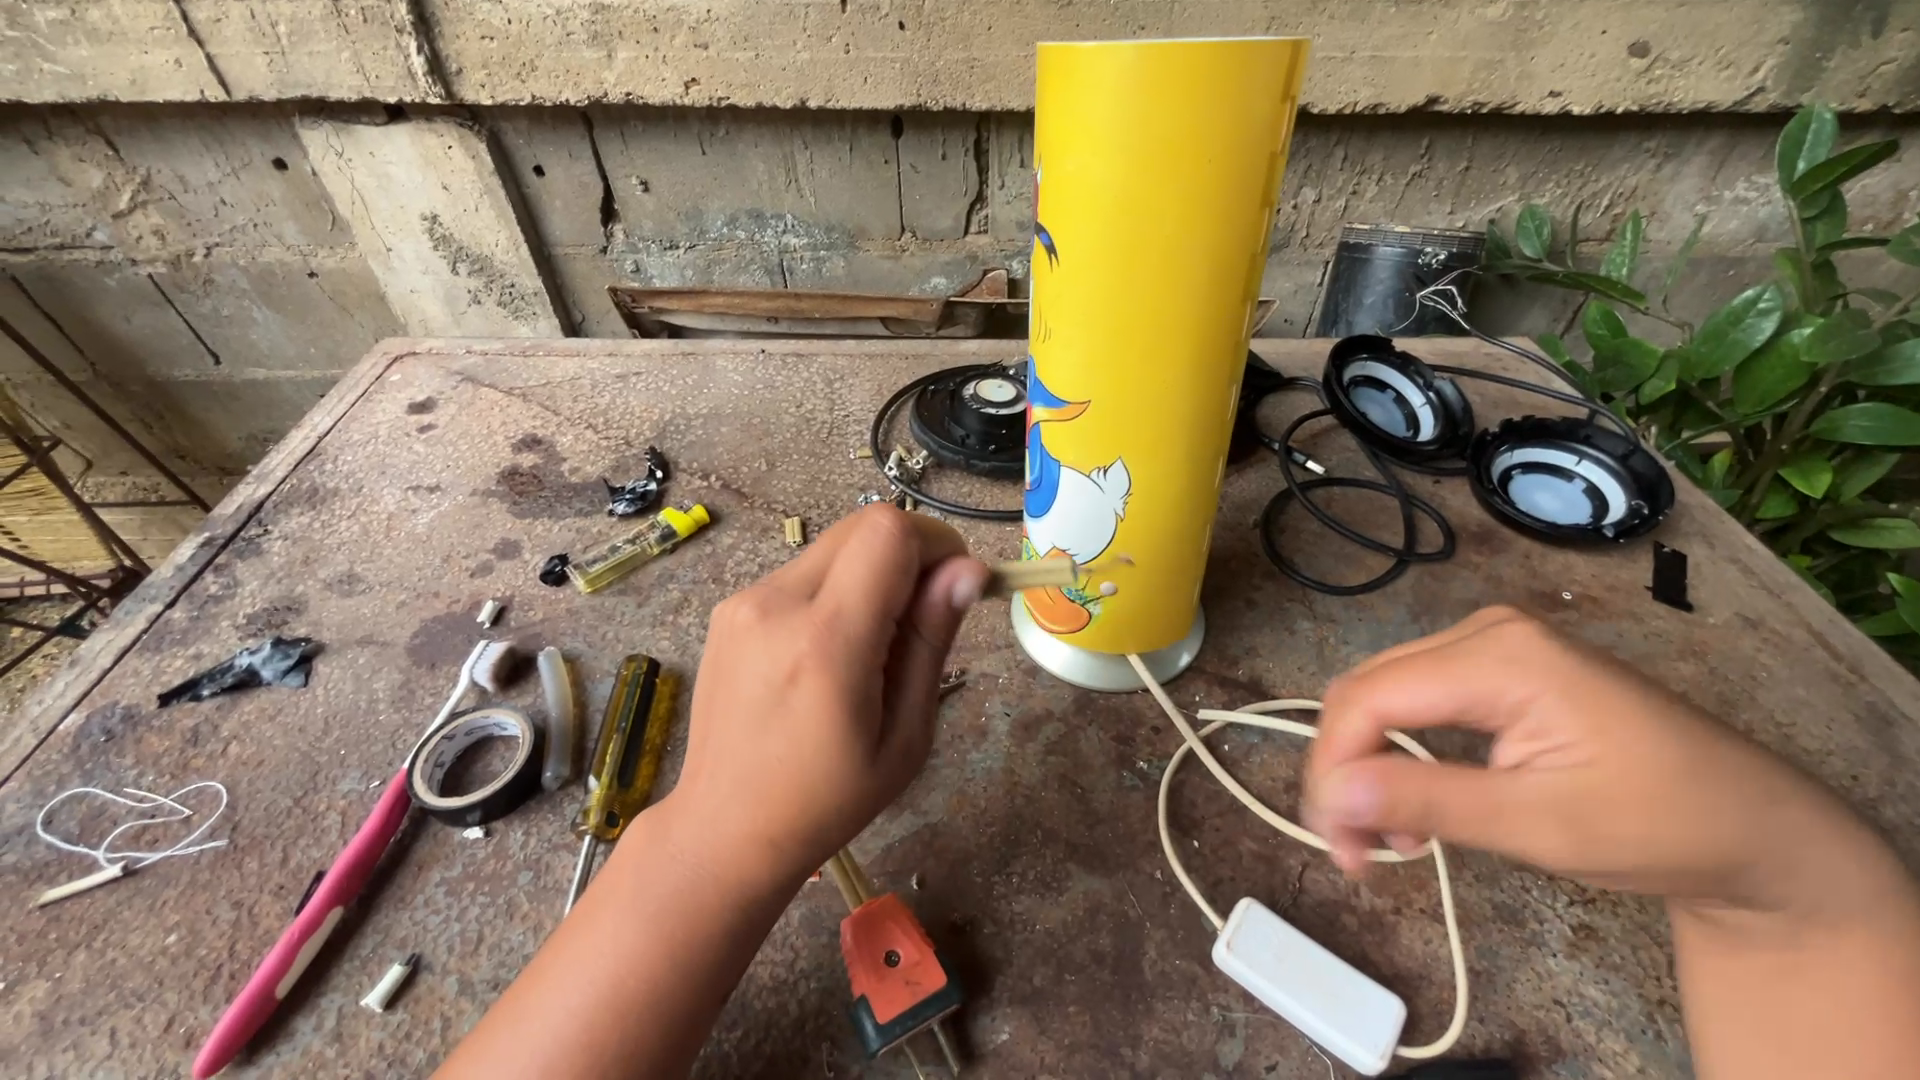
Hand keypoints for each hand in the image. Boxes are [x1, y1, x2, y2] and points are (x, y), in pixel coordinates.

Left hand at [663, 505, 989, 887]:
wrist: (725, 827)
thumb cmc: (828, 798)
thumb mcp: (905, 735)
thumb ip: (931, 641)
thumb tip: (970, 571)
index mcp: (827, 641)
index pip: (890, 532)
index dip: (937, 545)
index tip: (952, 590)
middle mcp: (777, 603)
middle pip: (864, 524)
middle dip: (911, 552)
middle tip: (920, 616)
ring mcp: (745, 600)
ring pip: (835, 544)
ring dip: (872, 572)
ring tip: (871, 644)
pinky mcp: (730, 606)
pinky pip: (804, 571)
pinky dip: (836, 588)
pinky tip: (829, 650)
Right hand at [1303, 606, 1888, 919]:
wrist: (1760, 828)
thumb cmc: (1664, 824)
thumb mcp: (1544, 825)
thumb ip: (1430, 801)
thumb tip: (1331, 794)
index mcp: (1498, 656)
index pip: (1369, 698)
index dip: (1334, 765)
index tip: (1334, 838)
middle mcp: (1480, 634)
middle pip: (1364, 692)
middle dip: (1343, 770)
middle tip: (1350, 846)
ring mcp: (1485, 646)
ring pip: (1377, 697)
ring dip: (1365, 766)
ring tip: (1385, 837)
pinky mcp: (1490, 669)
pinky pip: (1409, 701)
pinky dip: (1394, 754)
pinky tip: (1410, 803)